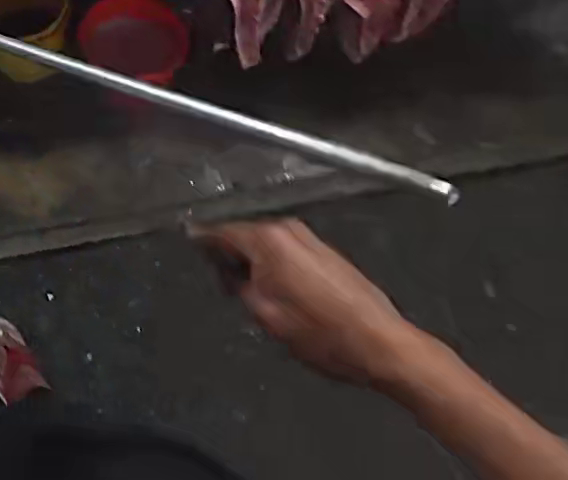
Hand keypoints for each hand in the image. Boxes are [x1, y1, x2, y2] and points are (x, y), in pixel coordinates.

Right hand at [192, 218, 424, 386]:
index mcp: (268, 238)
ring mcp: (306, 234)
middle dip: (228, 250)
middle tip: (220, 278)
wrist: (381, 341)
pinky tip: (272, 284)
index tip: (186, 239)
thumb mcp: (266, 315)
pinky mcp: (321, 247)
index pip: (222, 229)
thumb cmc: (320, 332)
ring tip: (245, 286)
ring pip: (264, 239)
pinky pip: (283, 246)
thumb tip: (224, 267)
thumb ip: (237, 284)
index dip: (202, 237)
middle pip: (243, 231)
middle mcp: (286, 226)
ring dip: (250, 256)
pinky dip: (270, 259)